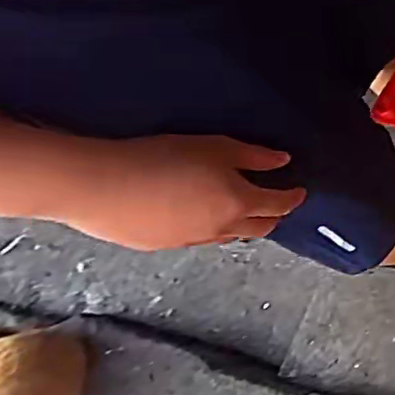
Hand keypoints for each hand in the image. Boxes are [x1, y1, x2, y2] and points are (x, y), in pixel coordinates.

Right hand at [52, 136, 307, 250]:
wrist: (94, 184)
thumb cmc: (162, 158)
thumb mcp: (218, 148)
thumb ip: (255, 157)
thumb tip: (283, 161)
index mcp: (239, 204)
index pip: (279, 205)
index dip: (293, 198)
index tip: (300, 192)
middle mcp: (220, 228)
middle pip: (260, 228)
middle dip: (273, 216)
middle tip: (275, 204)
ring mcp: (188, 241)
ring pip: (228, 236)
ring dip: (241, 225)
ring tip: (240, 211)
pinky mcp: (159, 246)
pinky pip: (196, 239)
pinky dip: (209, 229)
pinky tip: (199, 217)